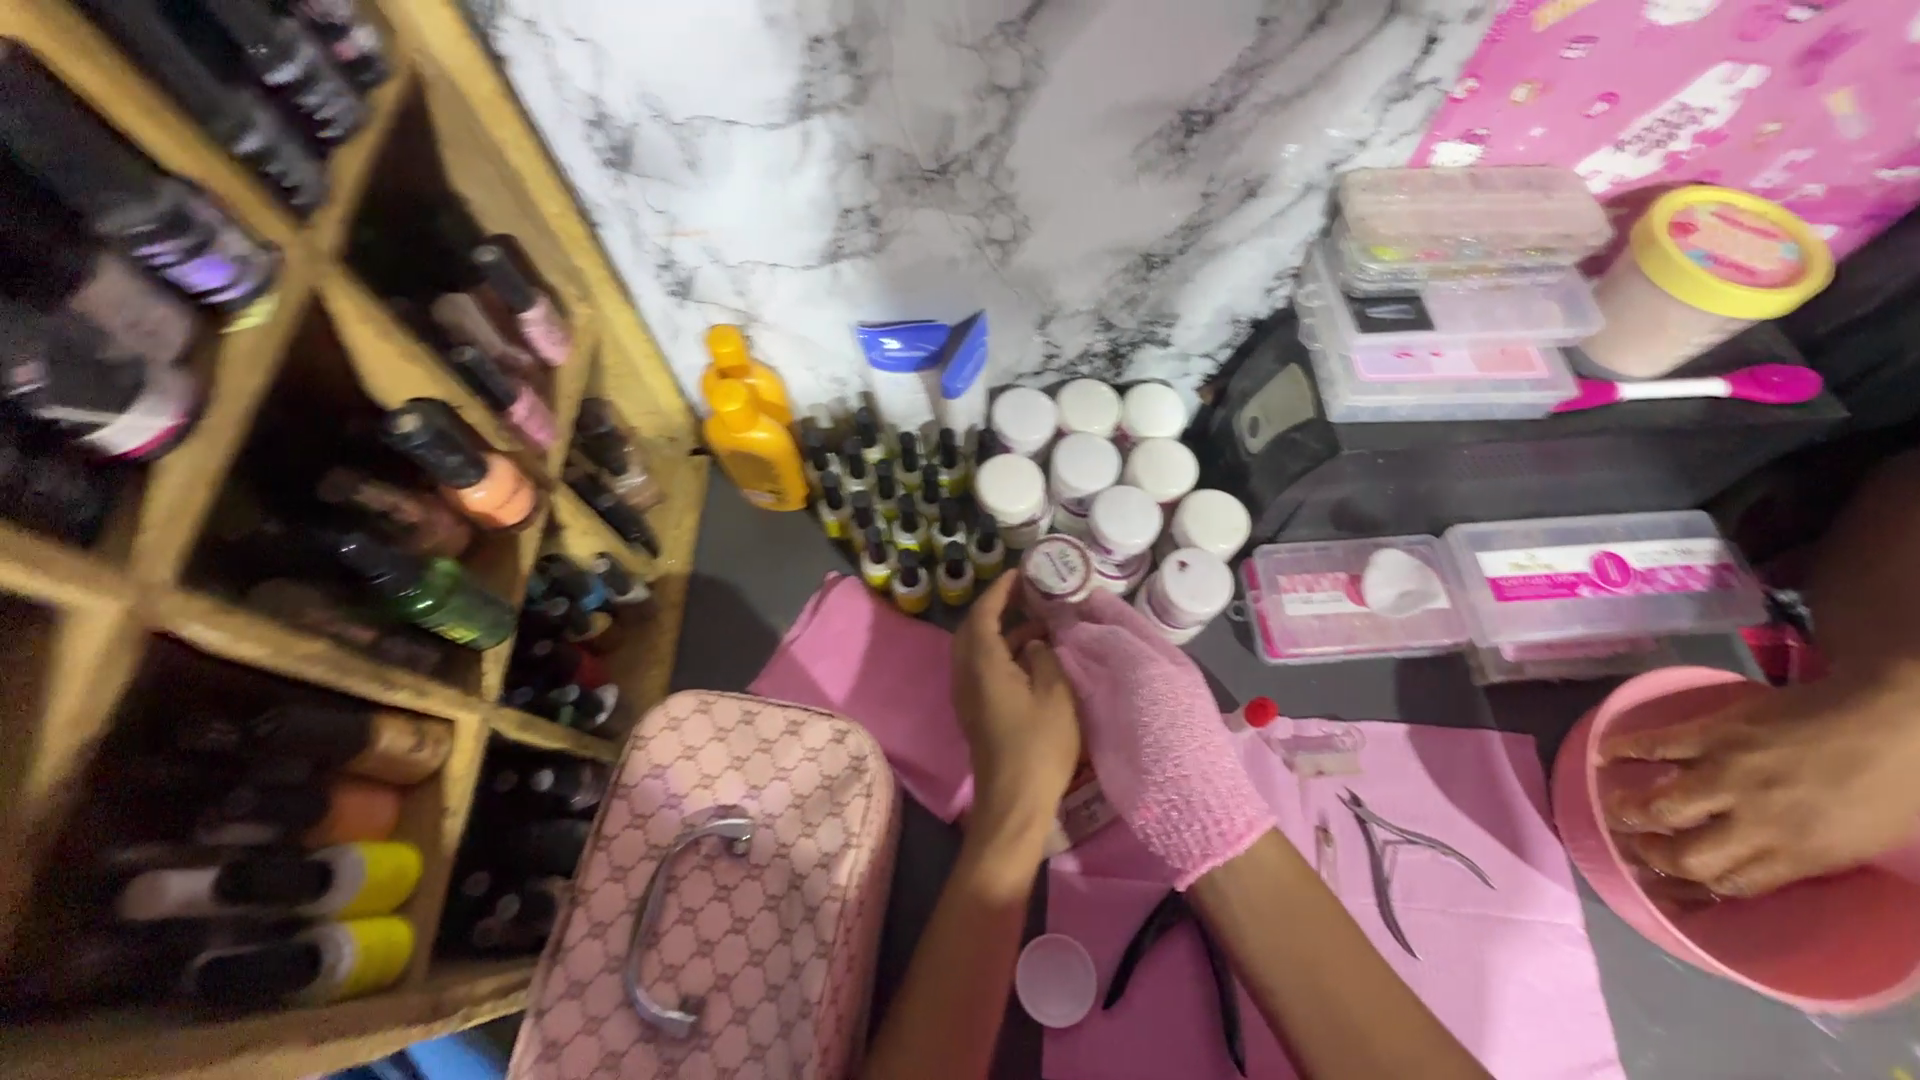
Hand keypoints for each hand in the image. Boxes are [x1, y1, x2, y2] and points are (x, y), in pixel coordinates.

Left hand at [952, 571, 1079, 855]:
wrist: (1014, 800)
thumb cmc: (1039, 745)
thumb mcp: (1055, 693)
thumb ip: (1045, 657)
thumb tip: (1036, 642)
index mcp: (982, 663)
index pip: (983, 613)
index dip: (1000, 590)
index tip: (1021, 573)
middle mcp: (966, 674)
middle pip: (974, 629)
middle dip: (998, 608)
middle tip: (1029, 595)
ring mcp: (967, 695)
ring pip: (978, 650)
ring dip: (1003, 632)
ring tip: (1040, 622)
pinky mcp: (976, 711)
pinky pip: (982, 668)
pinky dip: (1003, 653)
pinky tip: (1033, 657)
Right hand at [1037, 590, 1274, 889]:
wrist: (1178, 797)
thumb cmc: (1171, 728)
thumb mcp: (1148, 672)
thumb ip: (1111, 640)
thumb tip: (1074, 622)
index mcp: (1154, 651)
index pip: (1117, 614)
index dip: (1088, 600)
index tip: (1053, 582)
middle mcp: (1132, 669)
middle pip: (1095, 636)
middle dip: (1066, 620)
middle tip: (1026, 604)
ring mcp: (1113, 696)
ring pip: (1080, 661)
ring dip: (1056, 646)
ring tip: (1021, 626)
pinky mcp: (1094, 722)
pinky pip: (1071, 691)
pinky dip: (1053, 676)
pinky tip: (1029, 663)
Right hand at [1602, 668, 1919, 896]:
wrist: (1898, 719)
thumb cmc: (1896, 785)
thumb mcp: (1860, 839)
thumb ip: (1803, 852)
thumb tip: (1752, 858)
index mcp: (1800, 854)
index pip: (1727, 884)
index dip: (1689, 888)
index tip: (1669, 883)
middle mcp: (1755, 822)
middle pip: (1684, 855)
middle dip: (1650, 855)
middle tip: (1634, 846)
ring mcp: (1727, 775)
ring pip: (1659, 806)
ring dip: (1628, 811)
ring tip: (1614, 807)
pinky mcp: (1711, 734)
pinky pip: (1655, 745)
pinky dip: (1622, 751)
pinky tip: (1604, 756)